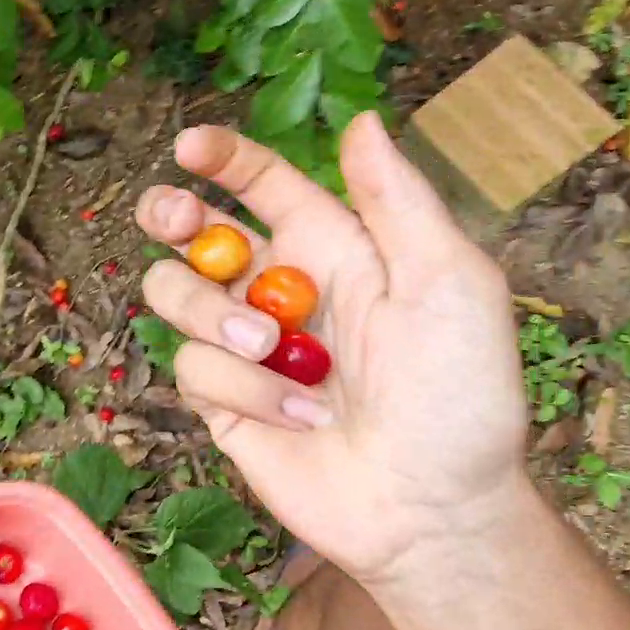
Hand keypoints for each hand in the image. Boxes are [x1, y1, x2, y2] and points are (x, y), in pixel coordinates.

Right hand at [134, 113, 533, 587]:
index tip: (187, 146)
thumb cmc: (458, 394)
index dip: (221, 157)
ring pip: (174, 295)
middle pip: (190, 233)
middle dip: (170, 217)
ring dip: (213, 316)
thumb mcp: (450, 285)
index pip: (261, 185)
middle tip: (176, 222)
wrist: (430, 507)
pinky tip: (299, 417)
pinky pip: (193, 368)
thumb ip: (398, 203)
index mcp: (329, 249)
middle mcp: (273, 290)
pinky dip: (243, 389)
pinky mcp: (220, 400)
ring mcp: (241, 347)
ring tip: (269, 349)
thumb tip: (360, 122)